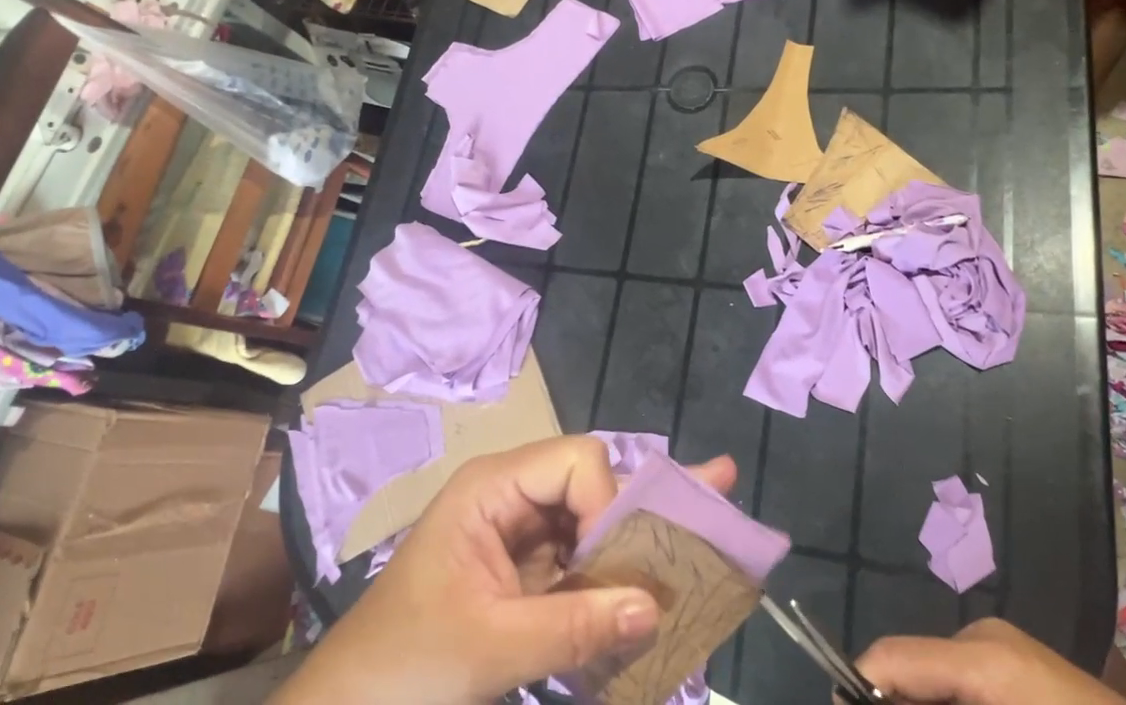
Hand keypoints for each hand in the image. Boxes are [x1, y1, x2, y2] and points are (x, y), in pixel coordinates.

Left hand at [272, 436, 737, 704]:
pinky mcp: (527, 572)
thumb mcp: (489, 647)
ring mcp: (521, 535)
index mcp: (492, 488)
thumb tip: (655, 608)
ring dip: (641, 536)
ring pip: (594, 520)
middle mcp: (512, 497)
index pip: (575, 462)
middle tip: (719, 492)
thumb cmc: (406, 664)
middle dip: (648, 498)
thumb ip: (572, 626)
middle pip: (593, 482)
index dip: (609, 501)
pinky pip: (583, 561)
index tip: (619, 565)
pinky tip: (661, 578)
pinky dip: (619, 574)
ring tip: (708, 531)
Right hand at [855, 618, 1125, 703]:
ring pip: (932, 679)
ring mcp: (1001, 647)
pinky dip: (947, 702)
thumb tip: (863, 696)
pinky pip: (959, 683)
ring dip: (920, 703)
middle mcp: (984, 637)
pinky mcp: (1013, 663)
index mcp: (981, 654)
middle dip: (892, 700)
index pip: (890, 657)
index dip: (857, 688)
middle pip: (908, 669)